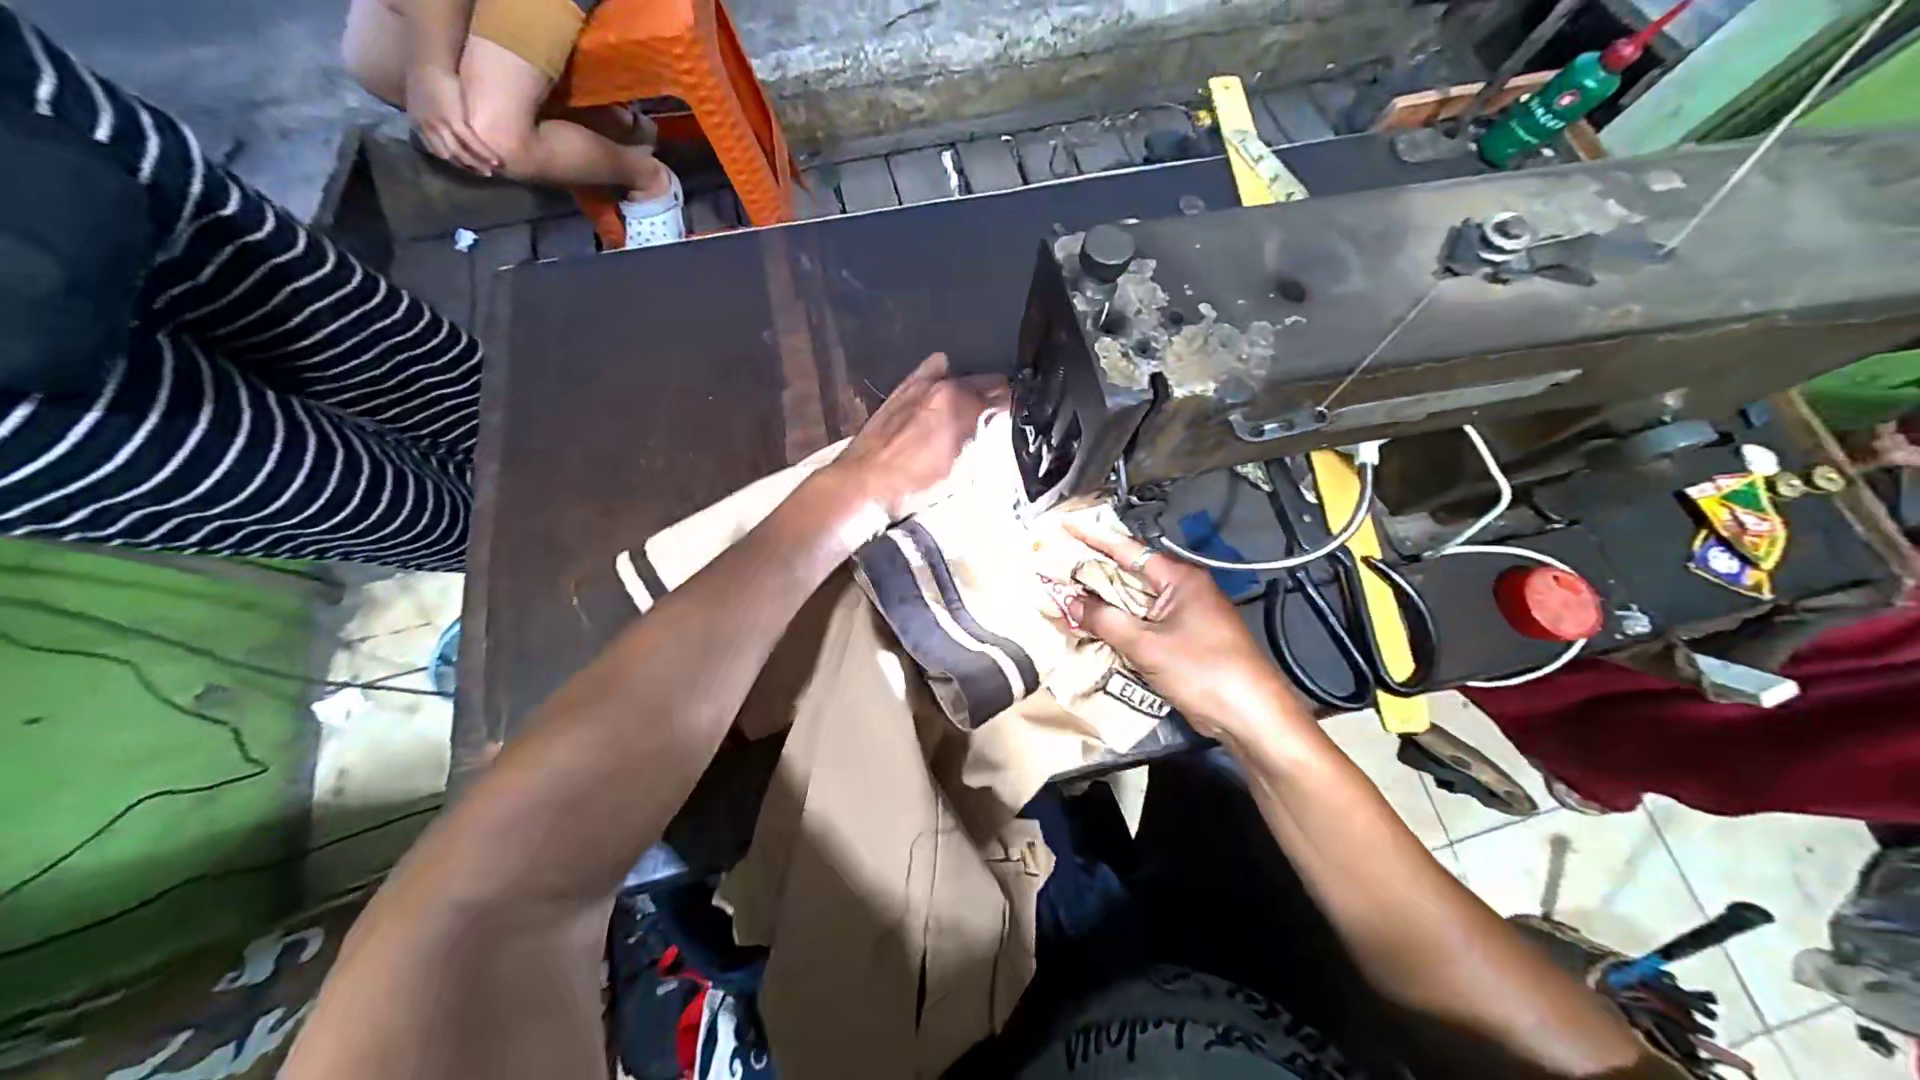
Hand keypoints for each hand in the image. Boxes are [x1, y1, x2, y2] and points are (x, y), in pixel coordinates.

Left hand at [405, 66, 500, 175]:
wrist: (428, 60)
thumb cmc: (427, 75)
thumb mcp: (421, 97)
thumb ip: (429, 112)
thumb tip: (441, 123)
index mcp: (417, 121)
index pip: (435, 149)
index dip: (451, 160)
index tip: (465, 165)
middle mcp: (427, 126)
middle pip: (449, 155)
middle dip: (465, 166)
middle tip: (481, 172)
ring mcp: (440, 124)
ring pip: (460, 152)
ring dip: (477, 164)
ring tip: (491, 170)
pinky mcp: (455, 120)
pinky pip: (472, 143)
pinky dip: (485, 154)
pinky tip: (496, 160)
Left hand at [829, 352, 1009, 520]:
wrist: (864, 485)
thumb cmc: (915, 487)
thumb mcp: (962, 473)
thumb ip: (986, 444)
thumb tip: (999, 431)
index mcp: (967, 405)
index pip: (1008, 398)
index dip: (1018, 410)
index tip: (1022, 421)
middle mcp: (947, 386)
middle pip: (989, 383)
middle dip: (999, 397)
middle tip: (1004, 418)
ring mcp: (924, 384)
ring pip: (963, 377)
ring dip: (974, 390)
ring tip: (977, 409)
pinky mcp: (904, 388)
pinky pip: (932, 370)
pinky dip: (944, 374)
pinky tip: (946, 382)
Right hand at [1062, 522, 1308, 740]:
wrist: (1251, 714)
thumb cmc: (1202, 669)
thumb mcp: (1146, 644)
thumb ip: (1105, 620)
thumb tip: (1069, 600)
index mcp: (1179, 579)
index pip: (1129, 550)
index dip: (1094, 538)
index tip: (1067, 527)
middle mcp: (1183, 590)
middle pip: (1130, 575)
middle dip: (1094, 574)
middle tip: (1058, 568)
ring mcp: (1186, 615)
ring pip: (1136, 602)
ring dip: (1106, 602)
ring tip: (1069, 596)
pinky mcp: (1186, 639)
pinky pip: (1146, 624)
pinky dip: (1121, 624)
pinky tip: (1096, 629)